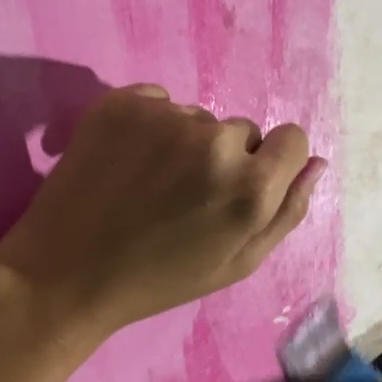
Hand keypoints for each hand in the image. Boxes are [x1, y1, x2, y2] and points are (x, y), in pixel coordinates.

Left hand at [0, 84, 324, 333]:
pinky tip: (125, 163)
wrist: (66, 272)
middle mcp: (215, 141)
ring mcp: (166, 117)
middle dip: (224, 158)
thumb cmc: (158, 279)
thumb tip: (316, 163)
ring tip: (146, 185)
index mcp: (251, 187)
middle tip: (182, 198)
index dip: (268, 164)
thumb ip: (286, 213)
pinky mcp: (122, 103)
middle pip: (241, 130)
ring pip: (196, 118)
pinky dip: (148, 126)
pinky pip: (157, 102)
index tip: (237, 188)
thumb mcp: (237, 264)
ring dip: (183, 143)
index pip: (291, 138)